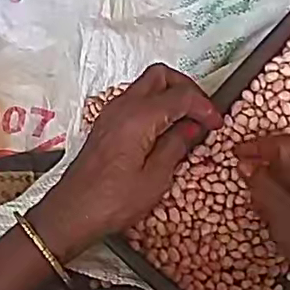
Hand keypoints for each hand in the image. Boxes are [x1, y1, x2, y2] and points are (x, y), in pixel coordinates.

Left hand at [30, 64, 221, 258]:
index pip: (181, 95)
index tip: (217, 124)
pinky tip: (165, 133)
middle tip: (202, 114)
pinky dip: (155, 108)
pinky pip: (136, 102)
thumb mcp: (156, 178)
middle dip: (187, 89)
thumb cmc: (112, 201)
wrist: (72, 213)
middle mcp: (122, 107)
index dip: (204, 107)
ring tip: (187, 124)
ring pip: (147, 86)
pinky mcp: (106, 125)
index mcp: (138, 117)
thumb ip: (177, 145)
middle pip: (161, 76)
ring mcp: (111, 114)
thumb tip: (193, 127)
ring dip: (170, 97)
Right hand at [236, 135, 289, 289]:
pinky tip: (269, 206)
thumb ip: (264, 189)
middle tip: (240, 173)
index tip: (235, 153)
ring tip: (252, 194)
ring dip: (271, 178)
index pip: (286, 146)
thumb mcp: (285, 220)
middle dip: (263, 162)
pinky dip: (281, 191)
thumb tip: (246, 166)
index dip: (258, 146)